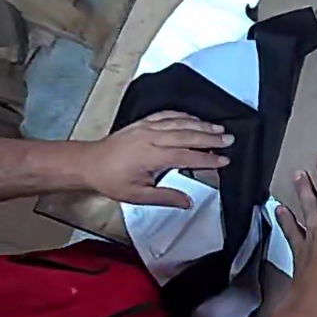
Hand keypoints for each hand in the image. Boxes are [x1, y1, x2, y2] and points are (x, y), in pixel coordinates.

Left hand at [86, 112, 233, 207]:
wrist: (87, 163)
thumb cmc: (111, 180)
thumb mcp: (137, 196)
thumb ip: (165, 197)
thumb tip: (188, 202)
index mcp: (150, 156)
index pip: (186, 156)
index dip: (207, 159)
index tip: (224, 161)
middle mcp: (150, 138)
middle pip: (187, 135)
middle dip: (210, 138)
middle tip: (229, 140)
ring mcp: (146, 127)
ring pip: (179, 122)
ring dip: (201, 125)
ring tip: (219, 129)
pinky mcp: (142, 122)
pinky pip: (167, 115)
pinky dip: (184, 115)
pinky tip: (196, 119)